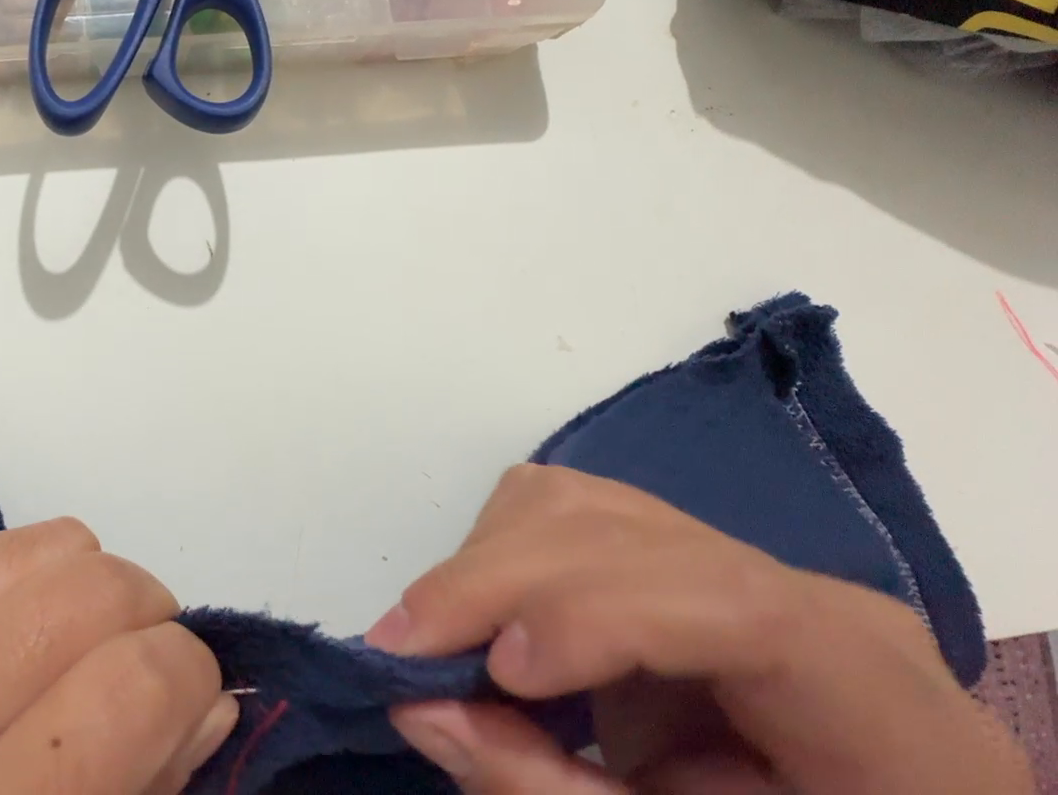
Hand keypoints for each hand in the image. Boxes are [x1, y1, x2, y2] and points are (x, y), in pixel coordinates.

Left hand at [0, 518, 238, 794]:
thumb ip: (147, 786)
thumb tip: (208, 696)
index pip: (132, 688)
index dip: (189, 681)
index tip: (186, 701)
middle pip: (98, 593)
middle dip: (152, 621)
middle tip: (137, 669)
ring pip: (59, 546)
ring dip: (99, 587)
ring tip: (79, 645)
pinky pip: (4, 541)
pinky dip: (42, 571)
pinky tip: (23, 627)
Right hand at [364, 465, 1031, 793]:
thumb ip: (547, 794)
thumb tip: (415, 705)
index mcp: (871, 699)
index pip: (734, 604)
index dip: (598, 615)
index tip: (499, 671)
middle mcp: (803, 593)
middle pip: (621, 534)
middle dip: (491, 584)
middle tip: (397, 653)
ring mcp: (729, 556)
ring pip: (572, 502)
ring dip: (483, 563)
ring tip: (440, 643)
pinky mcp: (667, 547)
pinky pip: (559, 507)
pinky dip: (495, 550)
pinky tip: (489, 619)